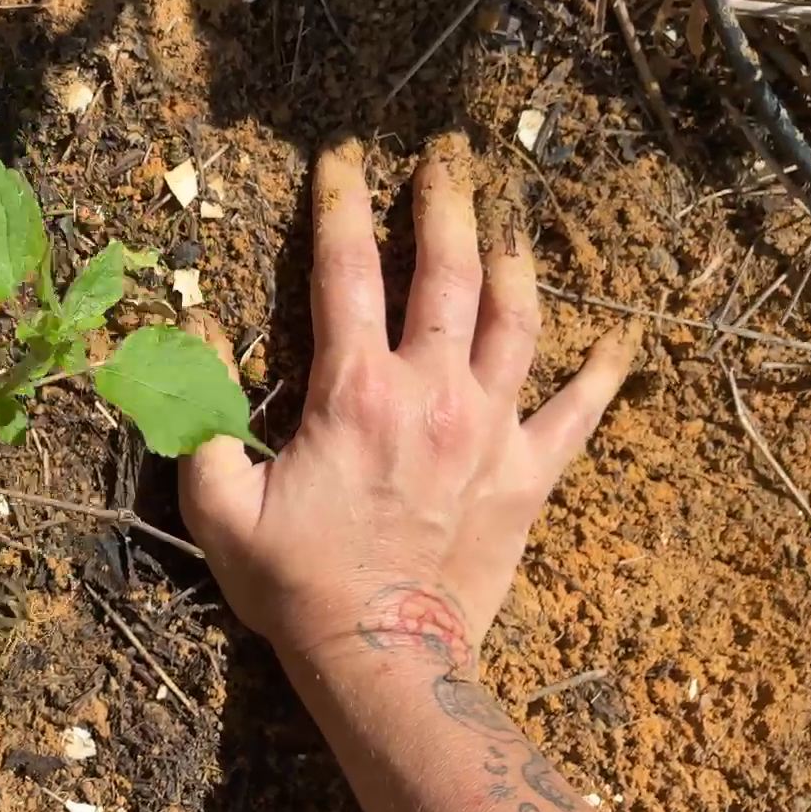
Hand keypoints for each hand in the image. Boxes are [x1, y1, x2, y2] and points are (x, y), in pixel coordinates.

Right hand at [179, 139, 637, 673]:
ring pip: (516, 324)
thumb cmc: (287, 577)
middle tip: (441, 158)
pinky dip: (601, 372)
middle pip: (446, 278)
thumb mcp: (213, 501)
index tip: (340, 161)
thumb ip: (198, 418)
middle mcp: (431, 395)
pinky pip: (578, 414)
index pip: (346, 275)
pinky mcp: (526, 477)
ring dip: (510, 263)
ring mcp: (490, 433)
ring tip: (502, 221)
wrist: (377, 653)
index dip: (339, 209)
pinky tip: (619, 340)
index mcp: (353, 394)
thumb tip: (191, 341)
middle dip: (441, 207)